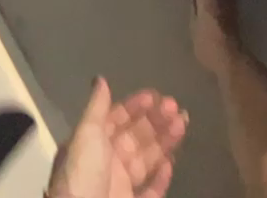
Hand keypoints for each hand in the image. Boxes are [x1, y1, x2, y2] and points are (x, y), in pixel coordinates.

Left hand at [48, 77, 187, 197]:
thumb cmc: (83, 174)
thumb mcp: (86, 134)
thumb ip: (96, 107)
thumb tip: (100, 79)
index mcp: (92, 144)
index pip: (116, 119)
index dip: (135, 106)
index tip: (155, 95)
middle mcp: (107, 163)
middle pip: (135, 137)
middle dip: (155, 120)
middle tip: (176, 108)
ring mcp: (120, 187)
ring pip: (147, 160)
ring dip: (164, 142)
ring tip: (183, 124)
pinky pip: (151, 191)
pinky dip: (161, 178)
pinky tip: (171, 163)